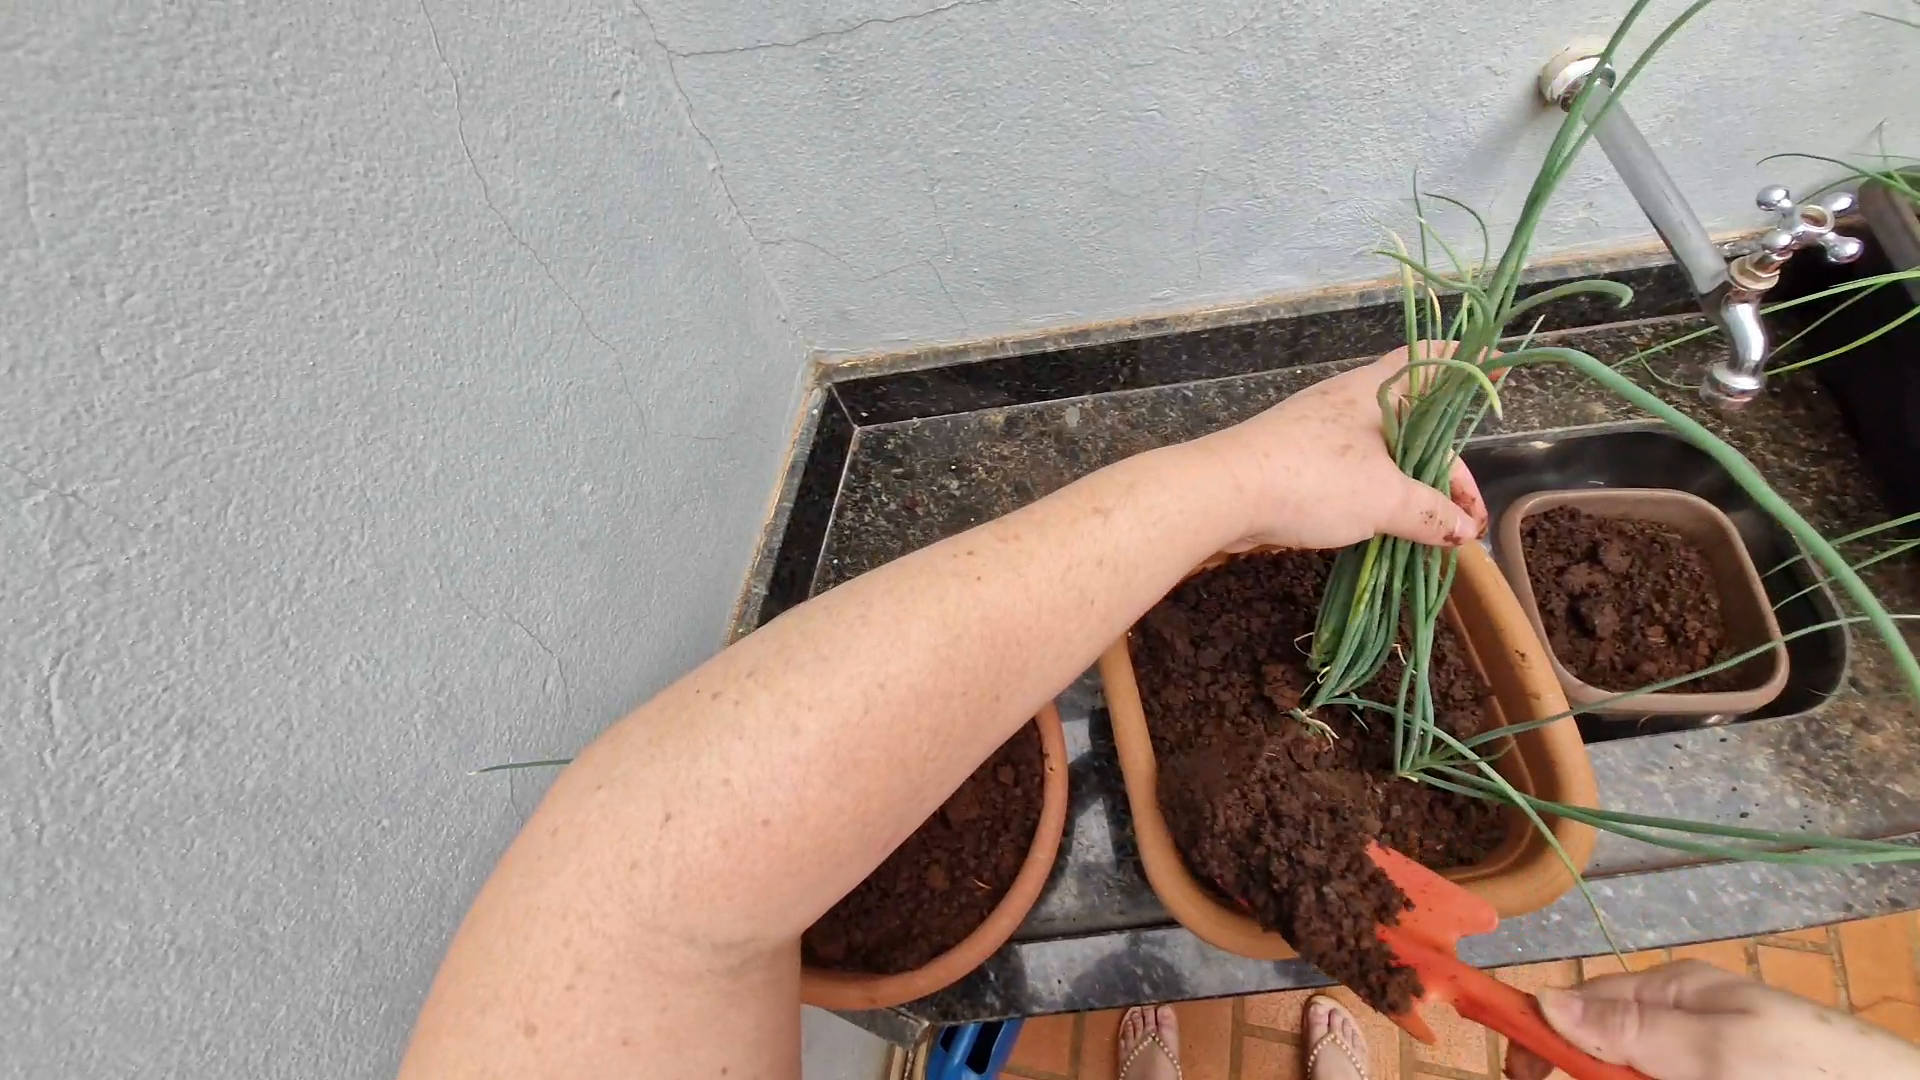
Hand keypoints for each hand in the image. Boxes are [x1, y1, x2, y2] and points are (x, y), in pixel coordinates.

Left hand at [1189, 343, 1488, 550]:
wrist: (1221, 493)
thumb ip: (1430, 513)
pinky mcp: (1289, 462)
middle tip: (1463, 518)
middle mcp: (1344, 404)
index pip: (1431, 361)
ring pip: (1377, 455)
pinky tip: (1380, 529)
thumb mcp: (1384, 499)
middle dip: (1442, 470)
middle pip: (1411, 424)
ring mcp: (1313, 433)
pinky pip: (1344, 475)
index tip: (1499, 371)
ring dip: (1405, 491)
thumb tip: (1463, 531)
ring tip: (1429, 533)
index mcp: (1374, 391)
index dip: (1467, 366)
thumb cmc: (1312, 480)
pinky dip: (1368, 499)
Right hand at [1524, 959, 1919, 1079]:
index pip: (1582, 1006)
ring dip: (1614, 1079)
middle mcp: (1683, 1028)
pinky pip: (1661, 1076)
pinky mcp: (1725, 1077)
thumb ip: (1634, 1029)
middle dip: (1587, 1072)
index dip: (1542, 1034)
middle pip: (1608, 1052)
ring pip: (1635, 1073)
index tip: (1519, 1071)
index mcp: (1674, 994)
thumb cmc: (1829, 1073)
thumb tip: (1541, 1001)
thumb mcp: (1728, 1049)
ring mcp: (1706, 1066)